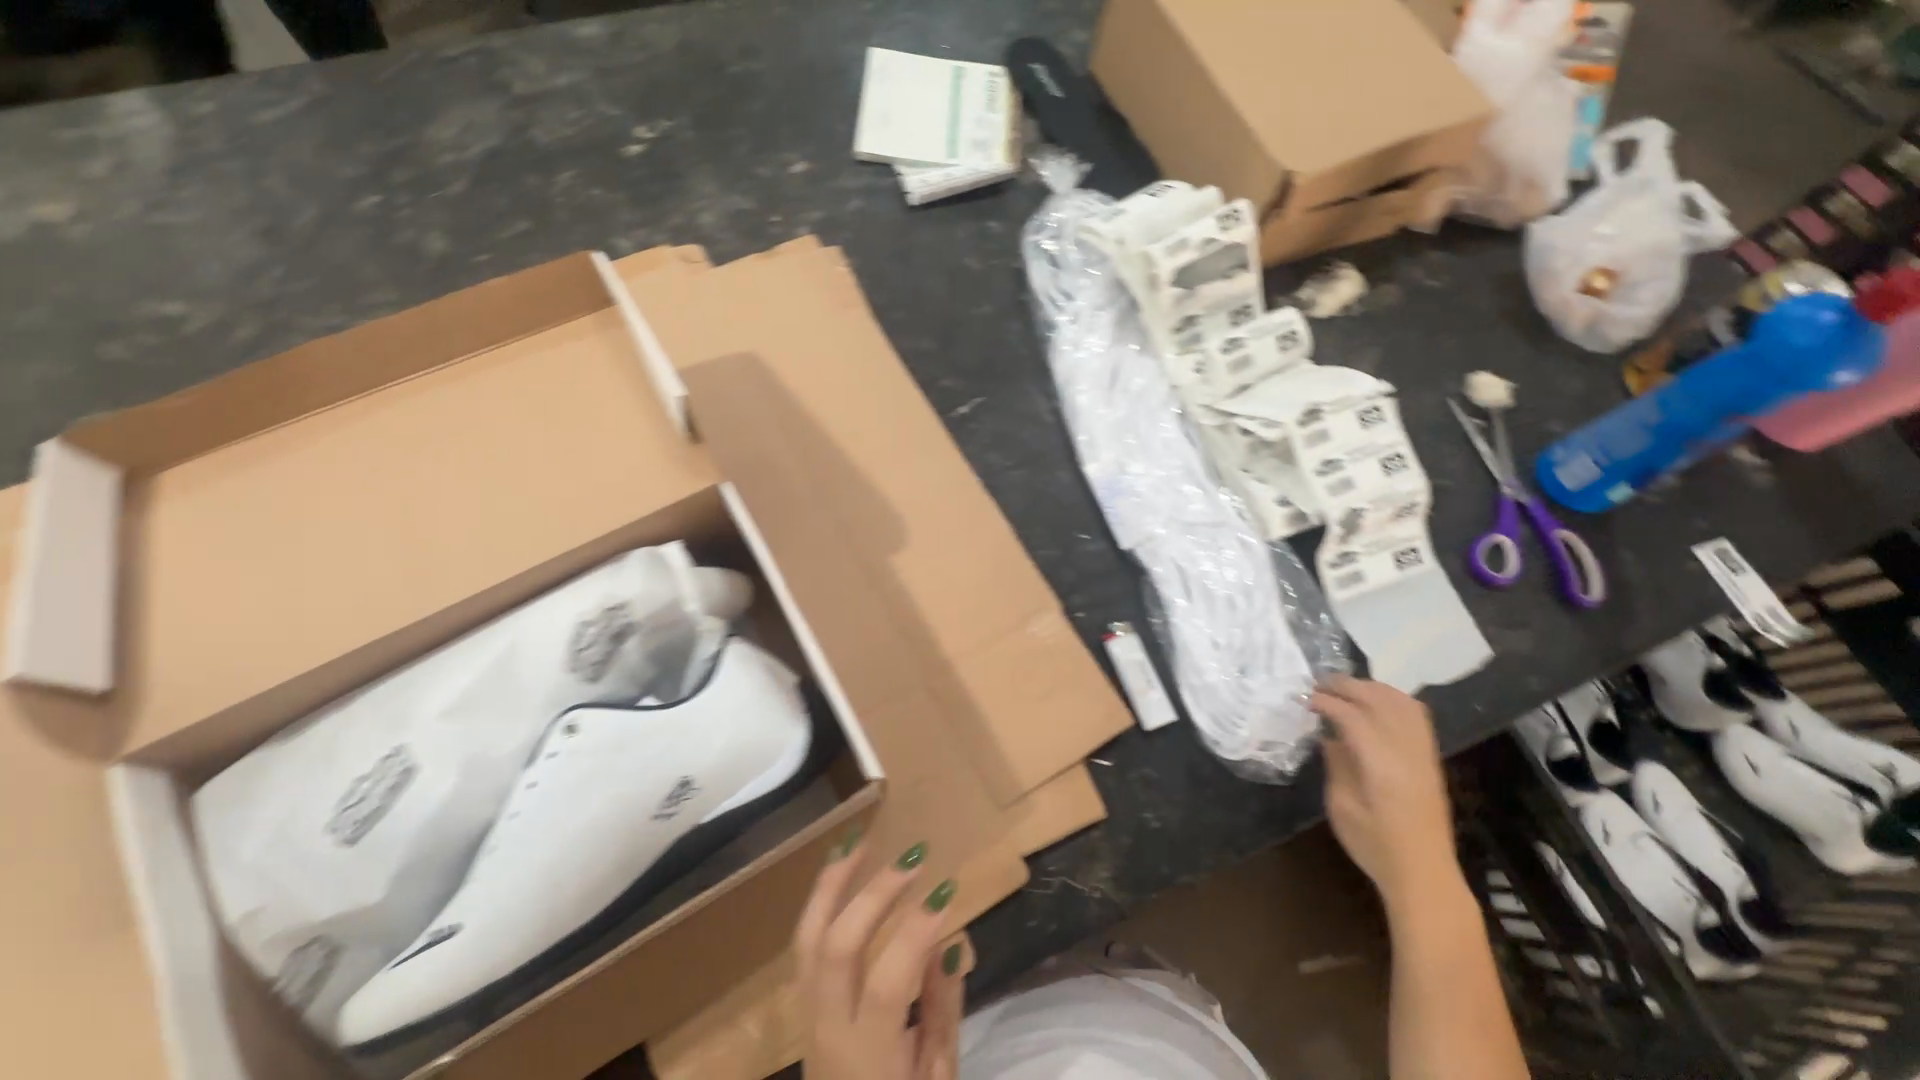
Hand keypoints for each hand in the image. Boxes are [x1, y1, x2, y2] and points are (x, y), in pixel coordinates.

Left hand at [795, 833, 964, 1079]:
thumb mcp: (937, 1073)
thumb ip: (942, 1008)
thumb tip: (948, 942)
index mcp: (866, 1054)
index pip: (887, 982)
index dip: (915, 934)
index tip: (945, 891)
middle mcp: (827, 1027)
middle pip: (837, 948)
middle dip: (874, 896)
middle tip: (912, 859)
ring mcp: (807, 1013)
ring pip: (808, 937)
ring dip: (833, 885)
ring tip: (860, 841)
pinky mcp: (802, 1003)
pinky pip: (804, 944)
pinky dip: (820, 901)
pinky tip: (839, 871)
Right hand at [1312, 677, 1461, 910]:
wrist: (1423, 872)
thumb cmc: (1374, 845)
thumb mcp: (1341, 806)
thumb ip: (1336, 764)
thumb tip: (1330, 736)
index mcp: (1381, 763)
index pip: (1352, 716)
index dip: (1327, 702)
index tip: (1305, 698)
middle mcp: (1406, 750)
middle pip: (1378, 700)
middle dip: (1347, 687)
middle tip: (1319, 685)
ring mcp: (1423, 752)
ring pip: (1401, 702)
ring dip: (1372, 688)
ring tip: (1345, 688)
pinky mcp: (1430, 759)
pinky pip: (1416, 715)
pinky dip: (1393, 699)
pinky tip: (1376, 703)